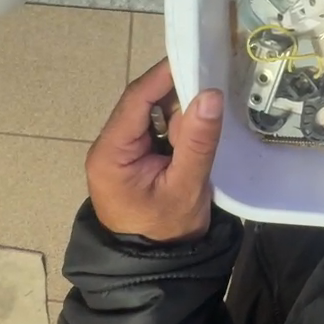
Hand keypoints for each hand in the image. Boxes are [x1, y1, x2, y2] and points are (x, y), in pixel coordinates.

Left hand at [87, 60, 224, 242]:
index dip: (164, 75)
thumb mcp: (186, 186)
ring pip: (152, 110)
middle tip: (212, 78)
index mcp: (111, 152)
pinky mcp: (138, 154)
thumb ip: (197, 141)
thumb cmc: (167, 230)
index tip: (196, 57)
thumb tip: (210, 94)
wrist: (159, 266)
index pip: (136, 99)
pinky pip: (157, 125)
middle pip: (143, 101)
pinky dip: (179, 119)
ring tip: (211, 98)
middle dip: (177, 89)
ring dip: (180, 105)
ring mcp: (123, 149)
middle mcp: (111, 145)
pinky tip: (200, 118)